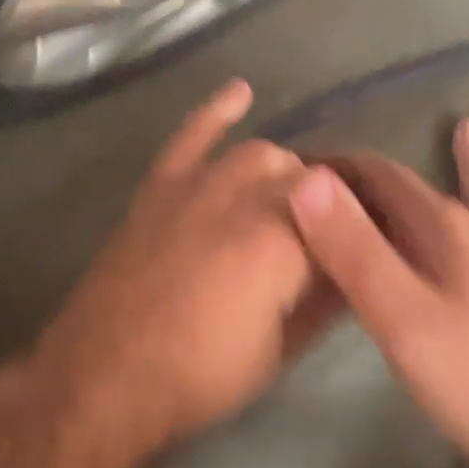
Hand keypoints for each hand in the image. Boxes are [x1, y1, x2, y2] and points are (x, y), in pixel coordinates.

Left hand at [20, 80, 329, 460]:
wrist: (106, 374)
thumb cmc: (200, 375)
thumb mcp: (278, 351)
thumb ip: (322, 304)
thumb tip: (355, 273)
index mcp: (281, 241)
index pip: (340, 218)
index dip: (354, 235)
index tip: (362, 252)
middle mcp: (244, 196)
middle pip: (303, 179)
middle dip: (323, 207)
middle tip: (324, 244)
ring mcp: (198, 183)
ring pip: (259, 153)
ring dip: (282, 172)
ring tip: (290, 202)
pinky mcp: (162, 184)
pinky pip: (192, 135)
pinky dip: (216, 110)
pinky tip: (241, 91)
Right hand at [287, 154, 468, 467]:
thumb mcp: (404, 317)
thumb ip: (354, 247)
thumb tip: (304, 176)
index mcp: (442, 219)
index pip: (373, 167)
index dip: (325, 167)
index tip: (280, 184)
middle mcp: (464, 226)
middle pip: (392, 191)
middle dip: (340, 193)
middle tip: (289, 219)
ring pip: (410, 222)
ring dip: (364, 222)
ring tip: (320, 249)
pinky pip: (425, 250)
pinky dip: (388, 249)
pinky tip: (376, 283)